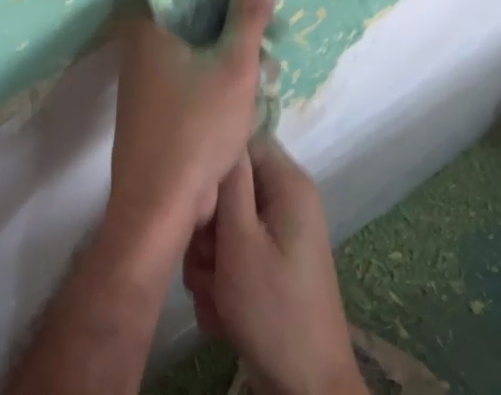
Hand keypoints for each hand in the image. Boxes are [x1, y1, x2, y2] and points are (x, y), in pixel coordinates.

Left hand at [106, 0, 277, 238]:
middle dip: (238, 29)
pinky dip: (222, 83)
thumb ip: (250, 15)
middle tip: (273, 41)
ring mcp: (148, 83)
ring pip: (199, 54)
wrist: (159, 206)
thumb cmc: (196, 128)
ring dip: (235, 60)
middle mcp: (142, 50)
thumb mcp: (235, 66)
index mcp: (148, 28)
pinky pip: (195, 81)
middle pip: (197, 21)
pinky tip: (252, 96)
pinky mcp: (159, 111)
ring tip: (270, 73)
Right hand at [183, 137, 364, 394]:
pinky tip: (224, 312)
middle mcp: (285, 203)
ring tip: (218, 293)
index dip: (212, 167)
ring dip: (207, 264)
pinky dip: (219, 284)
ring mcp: (276, 237)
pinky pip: (228, 258)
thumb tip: (222, 131)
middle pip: (225, 191)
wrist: (303, 385)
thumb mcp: (240, 241)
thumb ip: (228, 184)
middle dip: (206, 230)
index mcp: (289, 185)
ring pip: (219, 228)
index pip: (241, 143)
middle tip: (209, 260)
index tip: (197, 199)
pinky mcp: (266, 267)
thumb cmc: (273, 308)